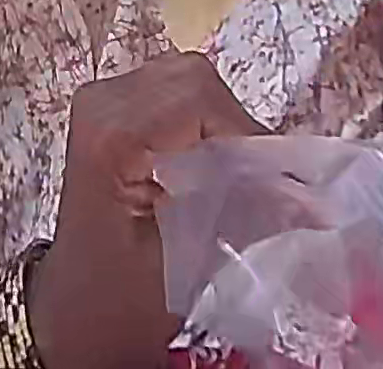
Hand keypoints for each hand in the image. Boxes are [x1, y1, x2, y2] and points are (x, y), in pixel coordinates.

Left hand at [29, 53, 266, 368]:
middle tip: (257, 173)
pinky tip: (203, 155)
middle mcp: (100, 101)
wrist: (73, 306)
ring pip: (184, 75)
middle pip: (190, 77)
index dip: (244, 130)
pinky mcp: (109, 102)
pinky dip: (199, 114)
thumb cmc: (121, 298)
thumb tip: (309, 192)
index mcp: (110, 136)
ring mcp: (101, 96)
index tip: (276, 176)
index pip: (196, 97)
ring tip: (233, 166)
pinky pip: (169, 86)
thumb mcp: (187, 265)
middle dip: (233, 121)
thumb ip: (245, 214)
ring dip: (218, 115)